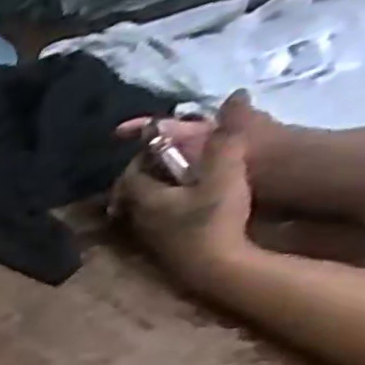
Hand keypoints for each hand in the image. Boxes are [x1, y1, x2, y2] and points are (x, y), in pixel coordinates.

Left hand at [113, 90, 257, 292]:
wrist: (216, 268)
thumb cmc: (214, 219)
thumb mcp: (224, 173)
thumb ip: (226, 138)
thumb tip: (233, 96)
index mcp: (146, 199)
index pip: (131, 173)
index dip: (144, 154)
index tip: (163, 142)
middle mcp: (140, 219)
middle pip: (135, 191)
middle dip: (148, 172)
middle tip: (170, 159)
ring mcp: (150, 237)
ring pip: (145, 207)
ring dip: (158, 191)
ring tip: (181, 178)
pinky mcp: (164, 249)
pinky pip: (159, 221)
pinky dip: (167, 207)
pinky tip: (188, 204)